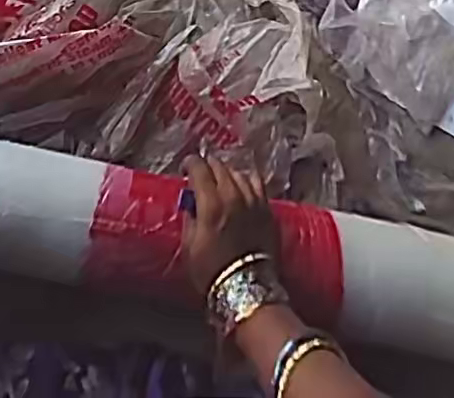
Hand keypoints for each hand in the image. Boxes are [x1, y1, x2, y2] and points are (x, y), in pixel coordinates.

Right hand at [182, 155, 278, 298]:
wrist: (247, 291)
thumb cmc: (212, 272)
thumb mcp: (189, 247)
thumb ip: (189, 218)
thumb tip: (191, 202)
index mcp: (212, 204)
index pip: (200, 169)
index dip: (191, 163)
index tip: (186, 166)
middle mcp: (234, 195)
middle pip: (220, 167)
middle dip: (208, 166)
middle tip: (201, 174)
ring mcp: (254, 200)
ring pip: (238, 172)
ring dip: (226, 173)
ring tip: (220, 180)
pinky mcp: (267, 207)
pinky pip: (257, 182)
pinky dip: (246, 179)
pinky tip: (242, 185)